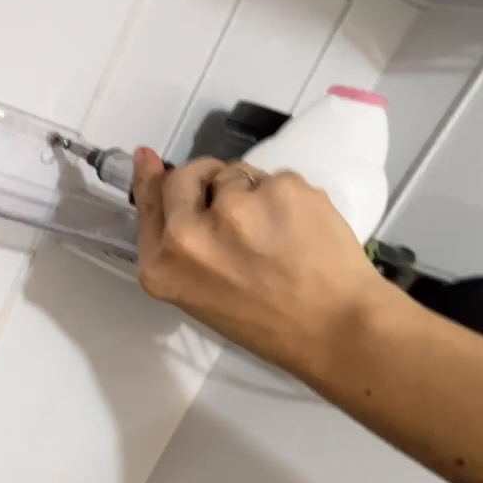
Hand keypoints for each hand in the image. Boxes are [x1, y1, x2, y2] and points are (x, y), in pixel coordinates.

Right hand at [130, 148, 400, 379]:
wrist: (333, 326)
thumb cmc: (261, 322)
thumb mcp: (198, 293)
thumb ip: (179, 245)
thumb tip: (166, 184)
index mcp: (163, 267)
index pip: (149, 207)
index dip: (150, 179)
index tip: (149, 157)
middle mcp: (188, 234)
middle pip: (185, 177)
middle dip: (204, 180)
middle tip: (230, 204)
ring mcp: (235, 207)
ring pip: (234, 173)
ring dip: (248, 190)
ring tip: (272, 230)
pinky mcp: (279, 188)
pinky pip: (274, 178)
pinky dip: (285, 197)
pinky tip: (298, 227)